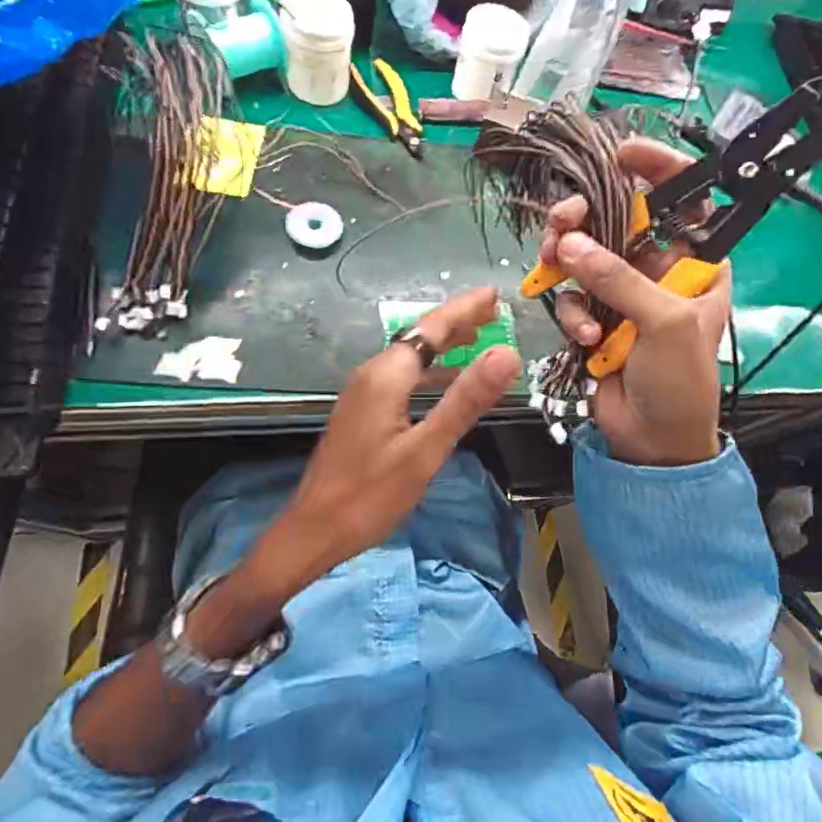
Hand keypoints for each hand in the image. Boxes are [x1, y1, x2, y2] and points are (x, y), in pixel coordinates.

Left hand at [245, 287, 520, 597]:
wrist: (316, 528)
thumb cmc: (371, 494)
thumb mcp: (426, 450)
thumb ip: (465, 400)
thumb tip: (506, 354)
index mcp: (384, 377)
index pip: (429, 329)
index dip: (463, 309)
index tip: (493, 293)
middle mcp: (369, 376)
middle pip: (416, 338)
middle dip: (454, 322)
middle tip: (492, 312)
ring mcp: (361, 395)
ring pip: (406, 358)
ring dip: (440, 347)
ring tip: (476, 339)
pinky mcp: (359, 414)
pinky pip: (398, 378)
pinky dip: (426, 372)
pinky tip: (442, 383)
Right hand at [542, 138, 729, 466]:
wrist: (653, 438)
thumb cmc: (681, 379)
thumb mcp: (664, 324)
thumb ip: (619, 279)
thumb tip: (571, 243)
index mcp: (695, 261)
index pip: (683, 200)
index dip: (658, 170)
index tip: (623, 155)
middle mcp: (656, 270)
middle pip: (616, 222)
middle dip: (585, 220)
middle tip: (561, 223)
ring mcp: (621, 294)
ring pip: (583, 256)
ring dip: (567, 267)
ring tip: (556, 276)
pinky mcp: (593, 317)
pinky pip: (571, 297)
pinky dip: (573, 315)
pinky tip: (587, 339)